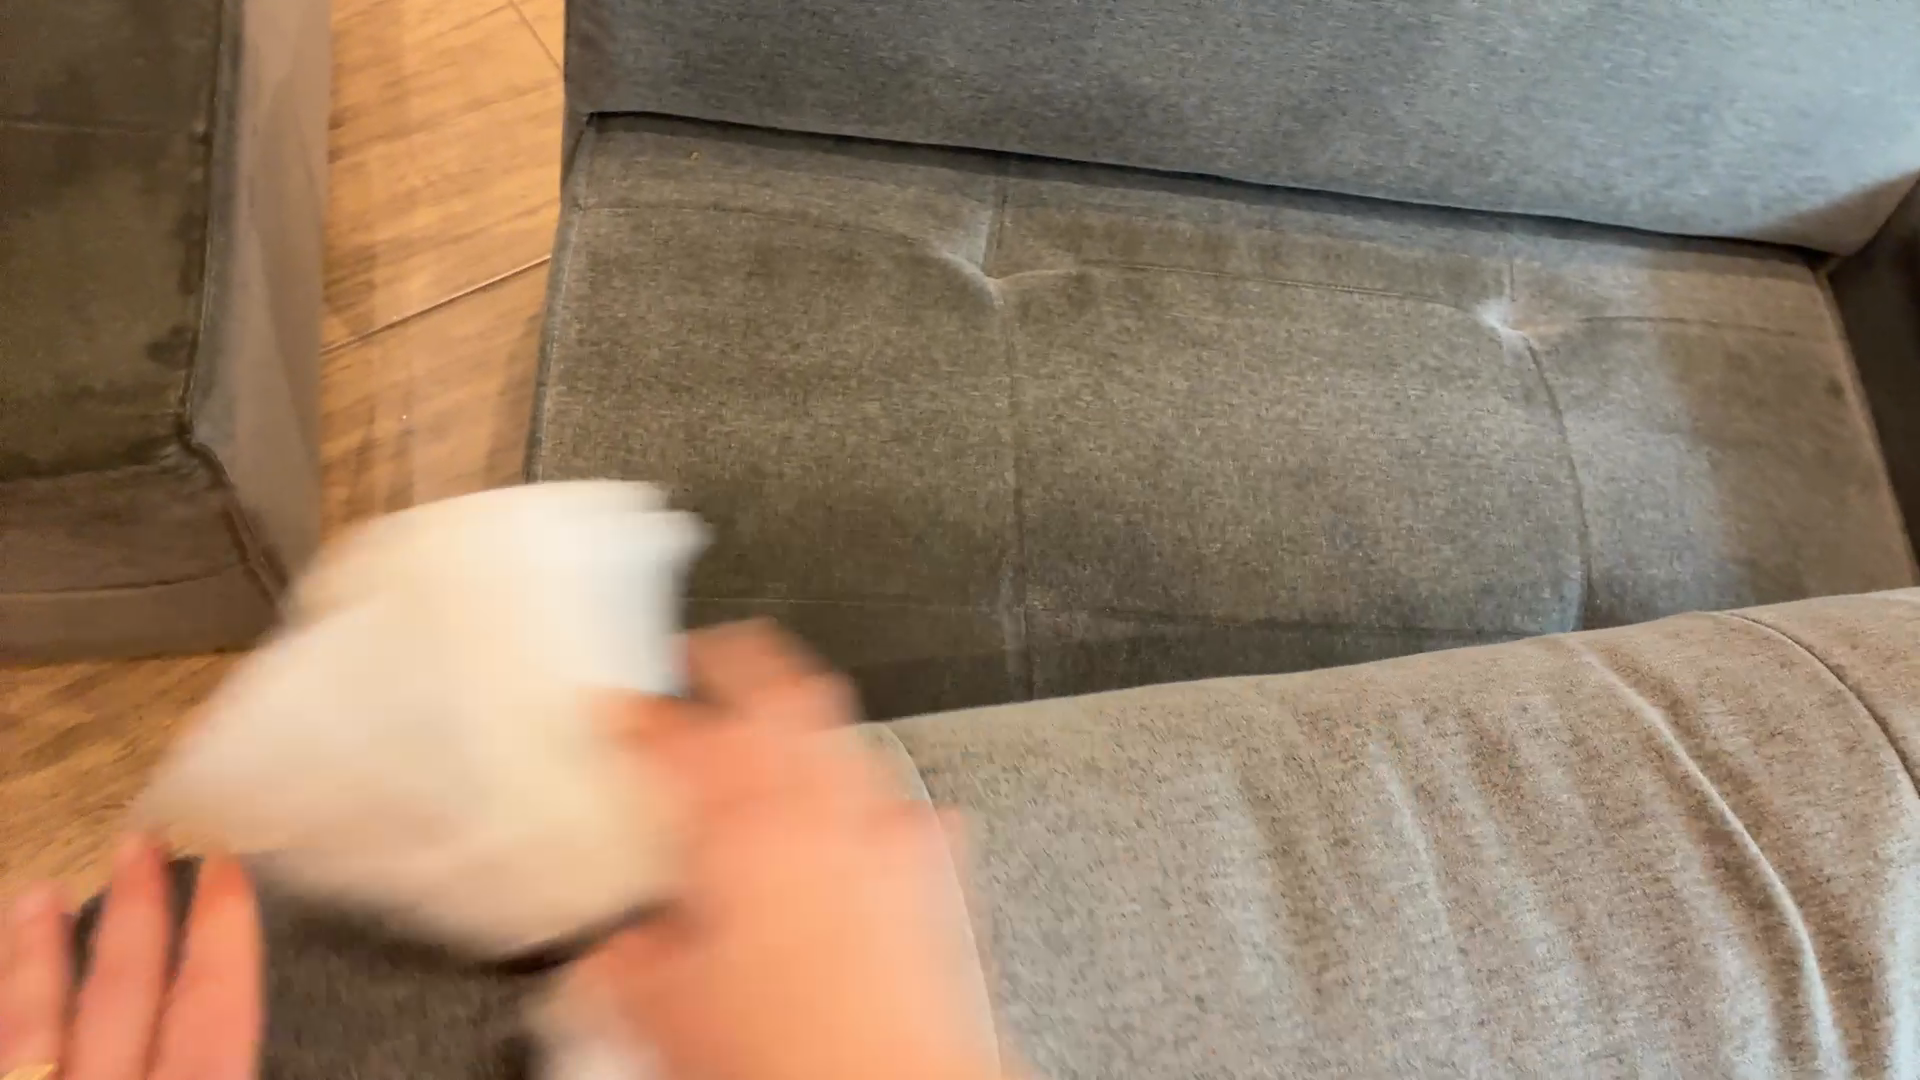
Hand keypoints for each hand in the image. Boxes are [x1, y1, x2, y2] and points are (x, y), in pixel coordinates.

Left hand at [0, 841, 261, 1079]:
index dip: (224, 926)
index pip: (215, 996)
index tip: (227, 860)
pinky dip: (4, 1014)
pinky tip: (4, 983)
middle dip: (135, 913)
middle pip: (124, 995)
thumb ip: (255, 1071)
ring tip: (36, 891)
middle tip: (139, 839)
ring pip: (32, 1029)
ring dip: (34, 959)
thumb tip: (301, 1013)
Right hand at [563, 622, 1003, 1079]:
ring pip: (845, 729)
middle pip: (783, 691)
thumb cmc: (794, 1058)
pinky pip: (901, 800)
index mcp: (745, 831)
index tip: (618, 709)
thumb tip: (616, 950)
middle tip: (712, 653)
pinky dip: (874, 795)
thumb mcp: (671, 1016)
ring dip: (808, 711)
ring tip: (781, 710)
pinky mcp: (930, 858)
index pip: (680, 742)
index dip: (639, 716)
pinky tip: (864, 814)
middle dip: (742, 657)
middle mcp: (821, 810)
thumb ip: (633, 964)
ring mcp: (883, 825)